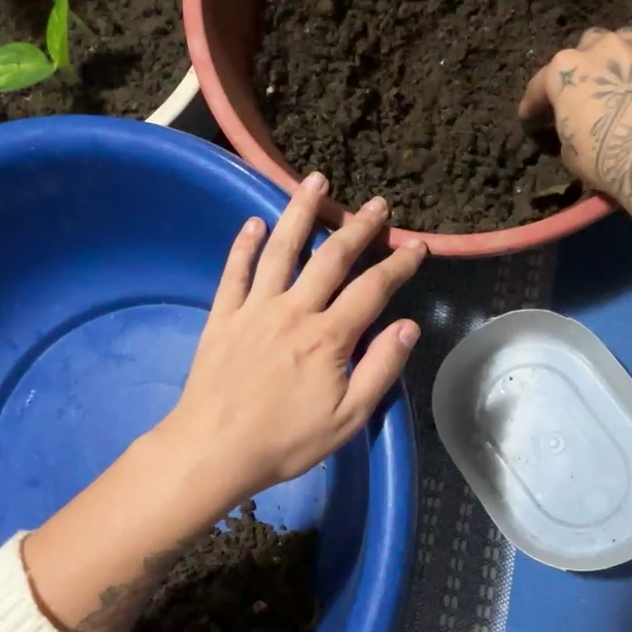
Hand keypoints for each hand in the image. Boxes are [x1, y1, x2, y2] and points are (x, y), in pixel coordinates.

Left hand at [150, 172, 425, 510]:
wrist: (214, 450)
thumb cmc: (287, 440)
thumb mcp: (348, 417)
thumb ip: (381, 368)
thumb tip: (408, 326)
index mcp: (328, 337)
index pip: (371, 290)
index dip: (397, 266)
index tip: (417, 246)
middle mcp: (293, 311)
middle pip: (331, 259)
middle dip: (357, 228)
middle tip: (376, 204)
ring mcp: (254, 309)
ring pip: (281, 250)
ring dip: (300, 213)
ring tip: (315, 181)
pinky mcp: (222, 317)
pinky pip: (234, 272)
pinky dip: (244, 245)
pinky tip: (254, 222)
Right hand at [517, 0, 631, 212]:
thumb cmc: (605, 159)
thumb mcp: (570, 153)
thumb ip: (569, 127)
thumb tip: (577, 126)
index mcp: (564, 69)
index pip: (540, 83)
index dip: (534, 103)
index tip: (532, 117)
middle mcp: (600, 46)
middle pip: (587, 47)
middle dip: (586, 68)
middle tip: (590, 93)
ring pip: (626, 36)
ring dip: (624, 53)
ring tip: (629, 75)